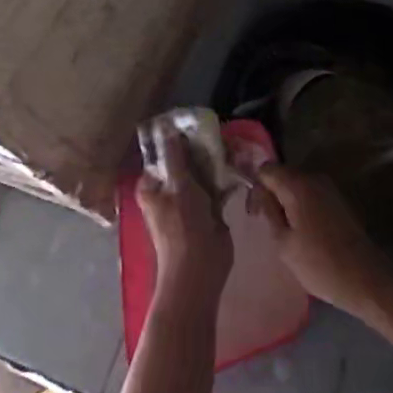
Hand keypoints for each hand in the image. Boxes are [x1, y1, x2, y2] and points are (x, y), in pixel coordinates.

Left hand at [137, 129, 232, 301]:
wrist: (200, 267)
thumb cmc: (183, 225)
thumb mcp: (179, 186)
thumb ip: (175, 157)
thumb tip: (167, 129)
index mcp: (152, 187)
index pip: (163, 155)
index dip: (179, 140)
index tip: (199, 125)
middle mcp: (169, 192)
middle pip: (186, 163)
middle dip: (203, 150)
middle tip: (221, 134)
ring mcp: (190, 202)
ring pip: (204, 173)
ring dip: (217, 162)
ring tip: (234, 145)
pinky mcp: (209, 210)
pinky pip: (217, 186)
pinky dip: (226, 177)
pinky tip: (240, 164)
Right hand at [251, 164, 392, 313]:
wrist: (361, 275)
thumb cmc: (317, 262)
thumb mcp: (283, 242)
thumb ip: (269, 210)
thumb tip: (260, 190)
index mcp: (299, 185)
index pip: (268, 168)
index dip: (257, 186)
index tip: (255, 211)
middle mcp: (315, 178)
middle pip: (284, 174)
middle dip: (271, 193)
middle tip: (265, 223)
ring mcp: (329, 187)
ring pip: (297, 185)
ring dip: (286, 201)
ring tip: (283, 231)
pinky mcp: (337, 199)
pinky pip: (311, 194)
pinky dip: (301, 205)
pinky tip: (300, 230)